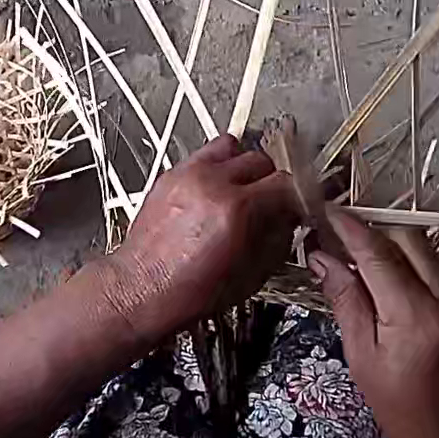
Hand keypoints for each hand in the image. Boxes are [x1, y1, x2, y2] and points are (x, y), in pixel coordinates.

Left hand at [100, 135, 299, 344]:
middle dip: (272, 181)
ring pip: (232, 146)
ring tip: (243, 189)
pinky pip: (204, 155)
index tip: (299, 205)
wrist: (140, 291)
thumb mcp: (250, 276)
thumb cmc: (187, 291)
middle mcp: (211, 183)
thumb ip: (277, 239)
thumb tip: (289, 219)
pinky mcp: (170, 174)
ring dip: (243, 165)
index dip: (298, 196)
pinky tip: (215, 190)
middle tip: (272, 201)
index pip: (285, 183)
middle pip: (261, 159)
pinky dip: (217, 167)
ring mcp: (187, 174)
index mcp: (235, 209)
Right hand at [311, 211, 438, 437]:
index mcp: (414, 314)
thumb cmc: (399, 407)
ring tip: (359, 254)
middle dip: (371, 229)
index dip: (348, 226)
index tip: (325, 210)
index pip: (376, 252)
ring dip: (391, 242)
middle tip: (340, 236)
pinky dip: (410, 258)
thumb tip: (320, 255)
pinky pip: (437, 263)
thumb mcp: (360, 354)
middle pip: (406, 237)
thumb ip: (344, 298)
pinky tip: (387, 273)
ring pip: (425, 246)